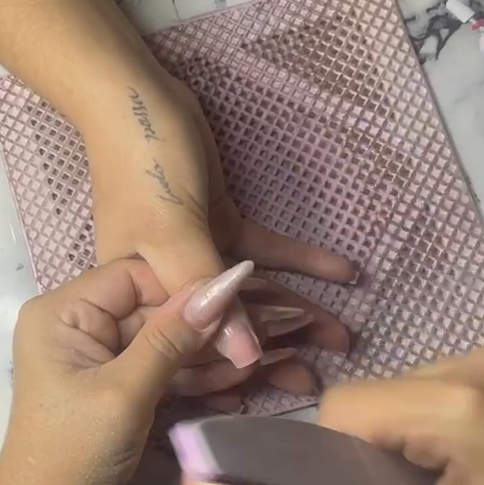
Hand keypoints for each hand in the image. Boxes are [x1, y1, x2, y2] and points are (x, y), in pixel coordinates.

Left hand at [0, 257, 248, 484]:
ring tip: (261, 359)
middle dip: (205, 325)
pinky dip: (190, 373)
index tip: (239, 309)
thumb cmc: (73, 452)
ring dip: (206, 352)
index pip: (136, 276)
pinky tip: (235, 378)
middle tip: (266, 336)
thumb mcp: (125, 393)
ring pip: (160, 336)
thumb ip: (172, 338)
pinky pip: (156, 363)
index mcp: (63, 310)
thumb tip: (224, 283)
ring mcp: (94, 350)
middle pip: (152, 305)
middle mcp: (76, 319)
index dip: (187, 289)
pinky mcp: (111, 377)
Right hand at [86, 73, 355, 373]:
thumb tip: (245, 361)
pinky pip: (263, 253)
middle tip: (325, 372)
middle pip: (223, 325)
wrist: (139, 99)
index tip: (289, 385)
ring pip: (248, 293)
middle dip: (274, 349)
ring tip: (345, 335)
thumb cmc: (143, 170)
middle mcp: (165, 285)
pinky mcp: (217, 224)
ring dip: (295, 308)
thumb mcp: (171, 236)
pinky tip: (344, 271)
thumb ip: (204, 296)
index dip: (237, 371)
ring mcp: (193, 254)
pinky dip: (300, 262)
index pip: (190, 346)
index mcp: (139, 297)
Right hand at [256, 346, 483, 484]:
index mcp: (459, 402)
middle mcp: (473, 359)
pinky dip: (425, 432)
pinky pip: (429, 393)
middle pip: (369, 400)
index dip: (333, 463)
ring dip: (396, 445)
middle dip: (368, 457)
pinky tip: (468, 472)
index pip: (343, 411)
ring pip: (396, 395)